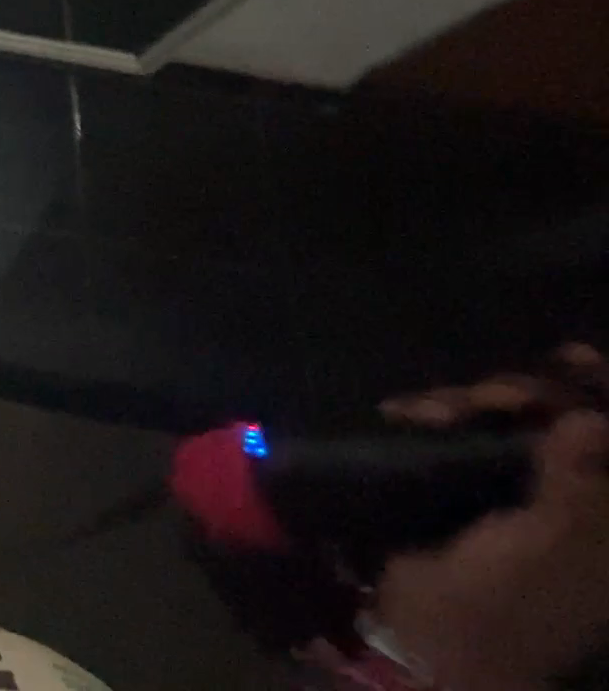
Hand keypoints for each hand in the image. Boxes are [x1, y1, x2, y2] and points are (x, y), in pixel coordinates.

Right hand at [375, 345, 608, 690]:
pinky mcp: (457, 482)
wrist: (432, 633)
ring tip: (419, 411)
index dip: (593, 393)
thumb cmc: (506, 599)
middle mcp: (571, 491)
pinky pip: (453, 432)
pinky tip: (401, 413)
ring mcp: (512, 486)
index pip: (608, 435)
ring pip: (501, 420)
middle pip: (559, 416)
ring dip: (462, 404)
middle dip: (517, 395)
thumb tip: (592, 418)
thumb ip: (578, 488)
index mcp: (604, 509)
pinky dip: (430, 415)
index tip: (566, 357)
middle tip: (479, 397)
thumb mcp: (549, 547)